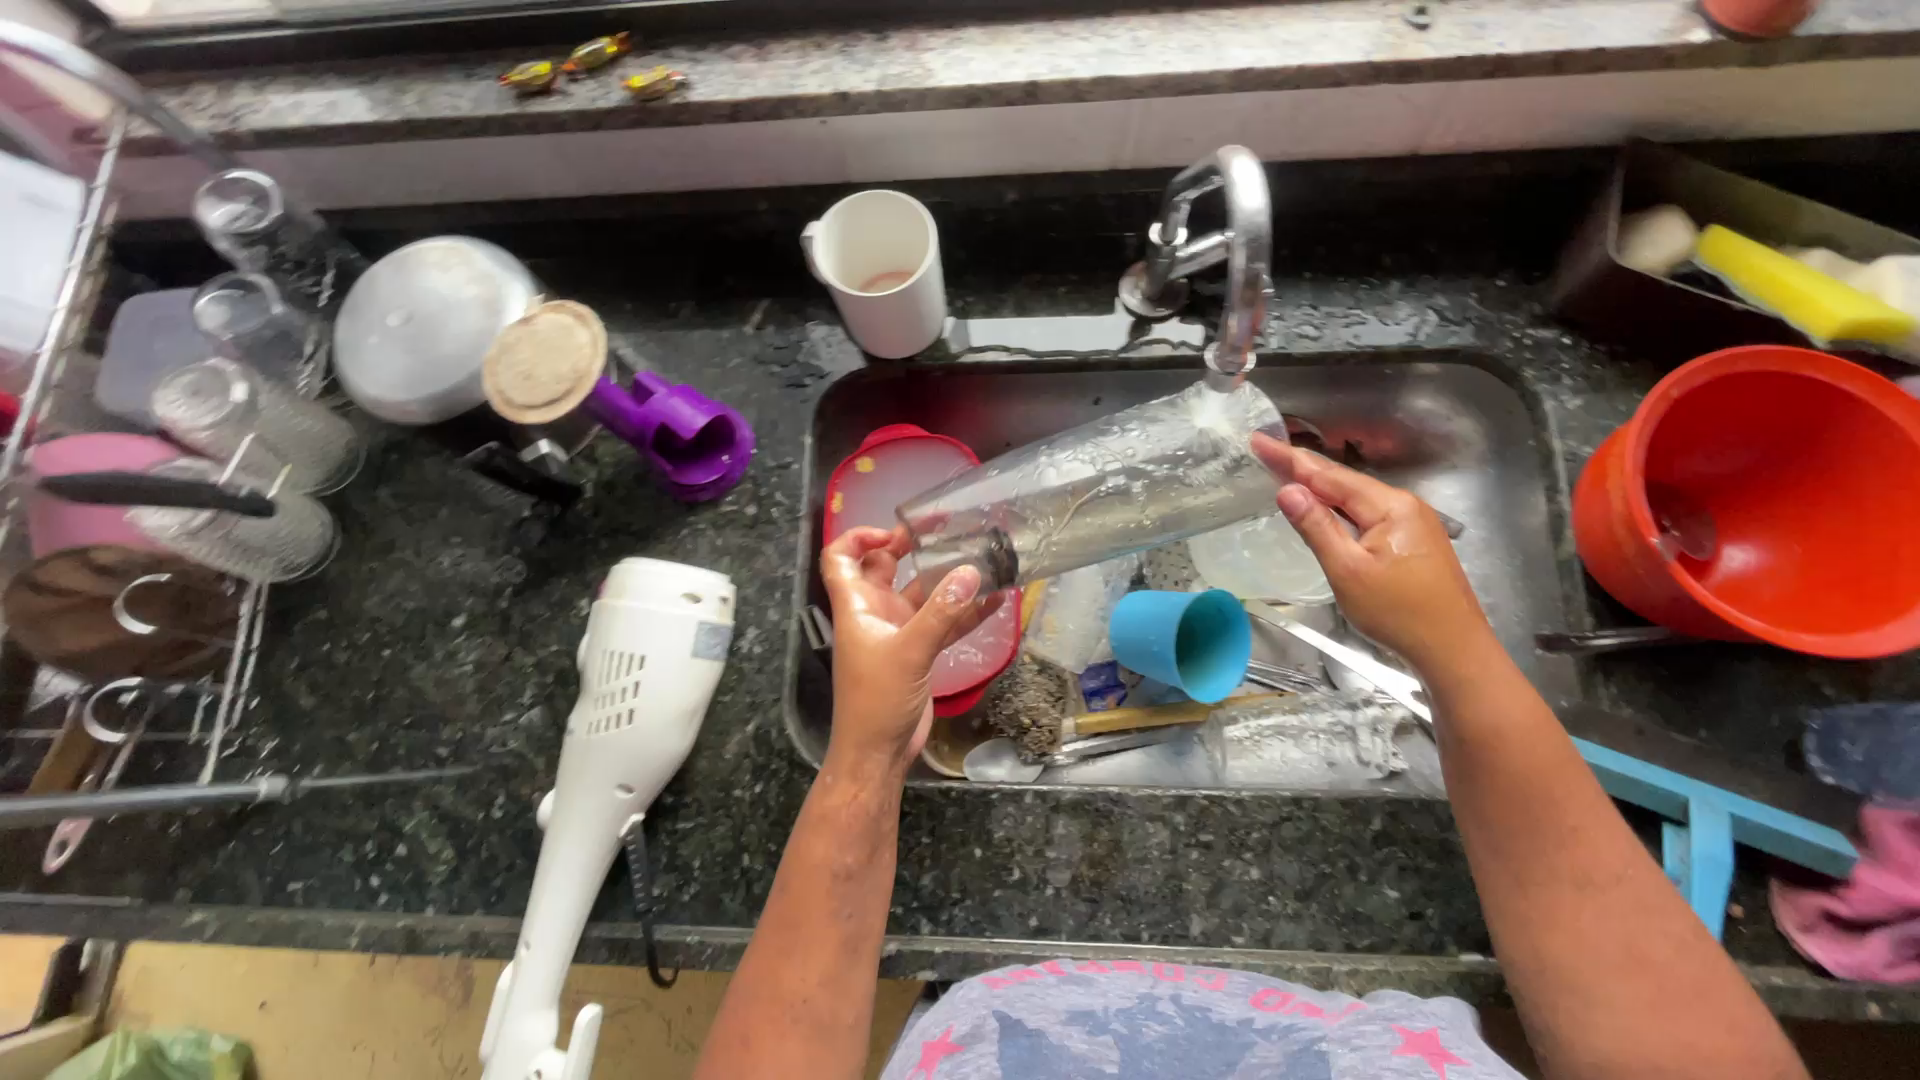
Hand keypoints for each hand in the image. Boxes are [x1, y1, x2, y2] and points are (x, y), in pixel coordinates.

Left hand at [820, 526, 1000, 775]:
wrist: (878, 752)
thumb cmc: (876, 699)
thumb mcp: (909, 652)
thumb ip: (941, 613)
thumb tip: (971, 571)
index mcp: (856, 606)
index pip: (840, 558)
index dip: (857, 537)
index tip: (893, 532)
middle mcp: (874, 613)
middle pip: (883, 569)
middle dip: (909, 549)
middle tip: (944, 534)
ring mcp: (897, 632)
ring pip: (920, 595)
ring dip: (946, 581)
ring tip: (981, 560)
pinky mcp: (918, 652)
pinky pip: (942, 623)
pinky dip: (964, 612)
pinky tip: (995, 601)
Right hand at [1251, 433, 1493, 673]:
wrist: (1453, 650)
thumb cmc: (1398, 612)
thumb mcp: (1348, 570)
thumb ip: (1316, 527)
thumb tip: (1287, 490)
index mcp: (1389, 506)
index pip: (1328, 475)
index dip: (1289, 459)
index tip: (1259, 441)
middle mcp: (1404, 505)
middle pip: (1343, 481)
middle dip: (1302, 466)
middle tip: (1266, 450)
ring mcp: (1412, 523)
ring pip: (1355, 498)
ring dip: (1319, 485)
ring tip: (1286, 471)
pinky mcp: (1412, 542)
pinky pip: (1366, 513)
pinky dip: (1338, 505)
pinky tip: (1324, 506)